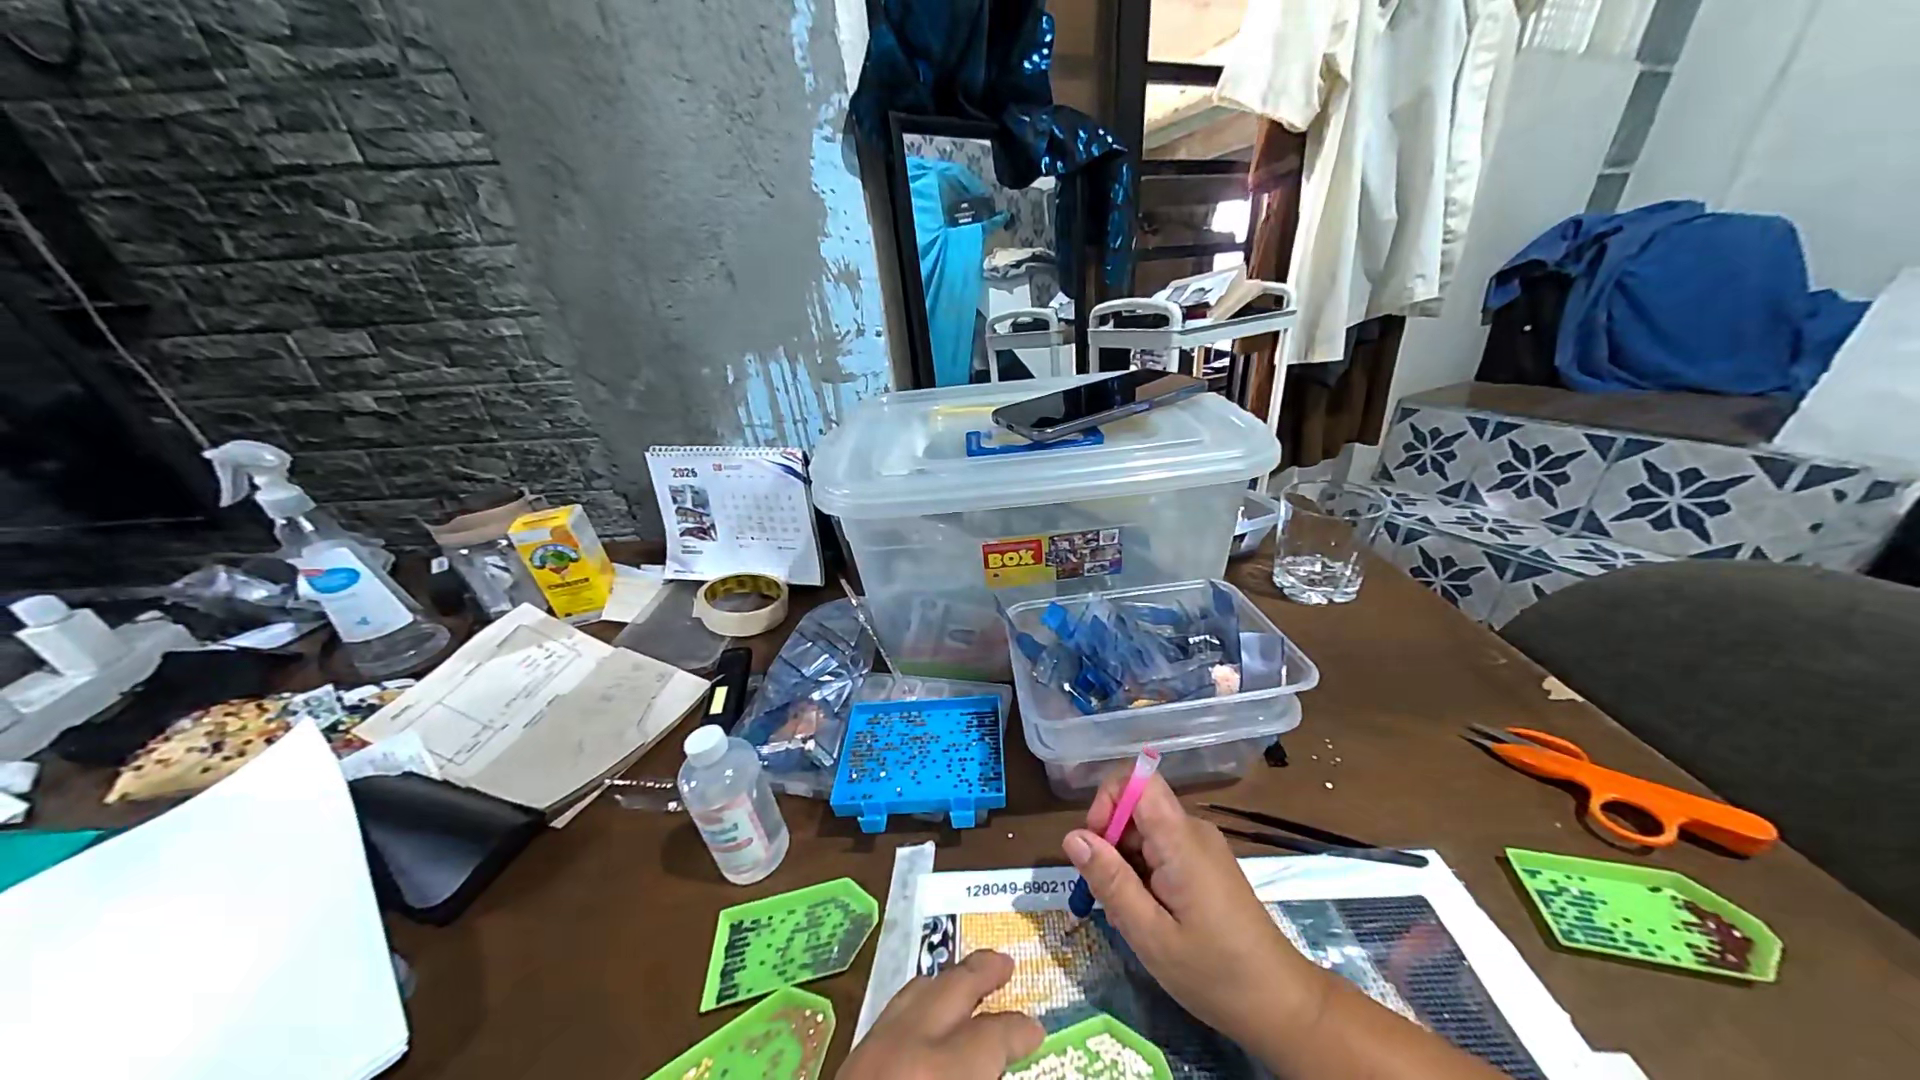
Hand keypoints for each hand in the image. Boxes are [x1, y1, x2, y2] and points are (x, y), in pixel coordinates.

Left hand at [838, 950, 1043, 1079]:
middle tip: (1006, 963)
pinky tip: (925, 1006)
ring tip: (969, 975)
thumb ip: (980, 1075)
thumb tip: (997, 1068)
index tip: (1037, 1031)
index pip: (994, 1036)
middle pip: (954, 990)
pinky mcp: (851, 1059)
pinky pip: (891, 1012)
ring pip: (918, 992)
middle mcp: (909, 1047)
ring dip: (949, 981)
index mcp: (945, 1073)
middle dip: (982, 973)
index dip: (1020, 1031)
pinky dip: (917, 1000)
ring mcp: (875, 1049)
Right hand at [1060, 771, 1323, 1047]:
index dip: (1107, 799)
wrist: (1282, 1005)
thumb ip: (1111, 881)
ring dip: (1124, 864)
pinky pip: (1161, 850)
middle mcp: (1192, 830)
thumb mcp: (1150, 935)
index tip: (1094, 845)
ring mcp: (1201, 847)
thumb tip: (1072, 836)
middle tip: (1107, 898)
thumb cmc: (1214, 973)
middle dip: (1109, 843)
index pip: (1138, 779)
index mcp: (1181, 839)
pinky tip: (1148, 916)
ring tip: (1130, 916)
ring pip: (1144, 832)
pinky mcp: (1204, 864)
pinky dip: (1142, 875)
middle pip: (1136, 808)